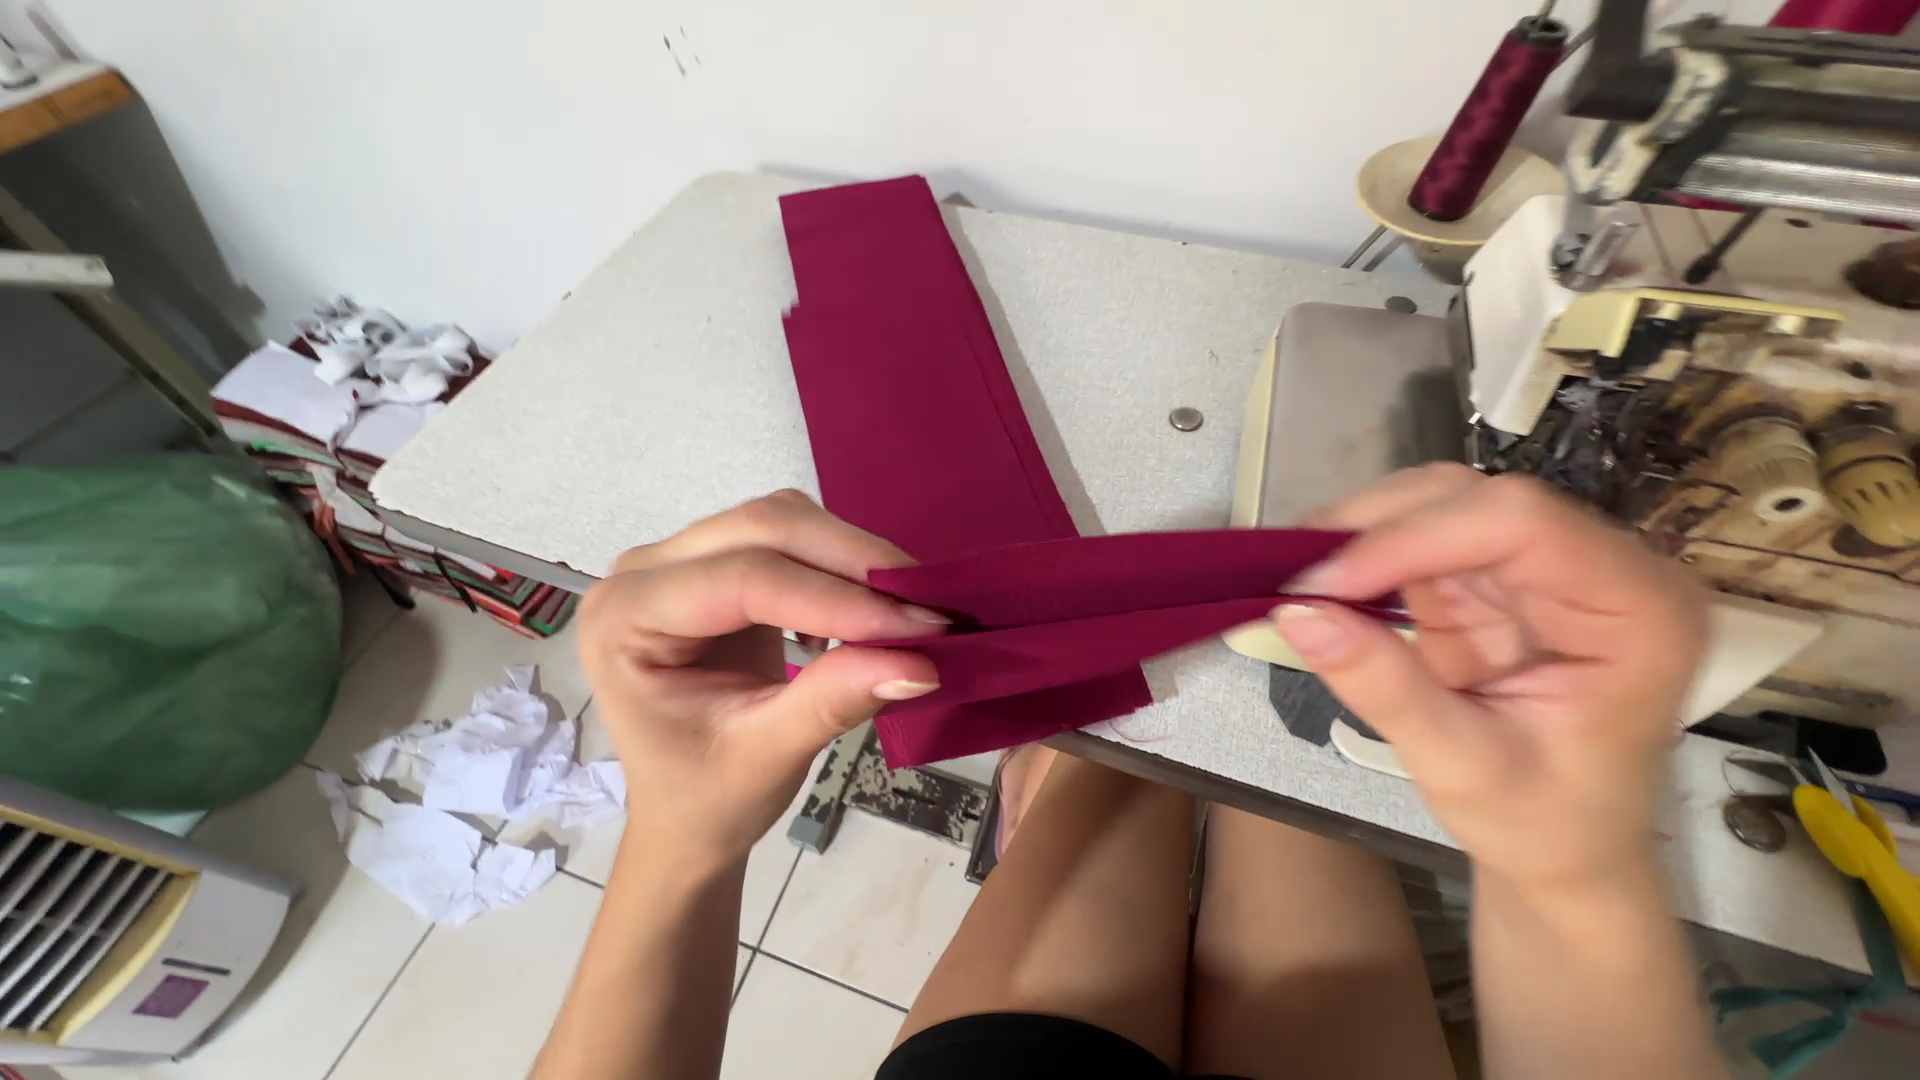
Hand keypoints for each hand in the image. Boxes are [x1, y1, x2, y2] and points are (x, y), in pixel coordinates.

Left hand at [577, 490, 946, 866]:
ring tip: (903, 606)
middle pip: (760, 528)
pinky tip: (861, 609)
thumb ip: (834, 700)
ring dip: (849, 555)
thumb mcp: (767, 757)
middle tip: (926, 603)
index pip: (742, 579)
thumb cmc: (706, 798)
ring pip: (779, 520)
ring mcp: (678, 562)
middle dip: (851, 561)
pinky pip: (787, 536)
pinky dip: (836, 563)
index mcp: (626, 621)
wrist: (686, 813)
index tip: (918, 627)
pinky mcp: (717, 565)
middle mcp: (642, 573)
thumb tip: (921, 661)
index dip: (835, 598)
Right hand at [1271, 464, 1707, 892]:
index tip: (1326, 584)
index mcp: (1634, 611)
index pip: (1521, 524)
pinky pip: (1416, 534)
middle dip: (1376, 526)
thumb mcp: (1461, 767)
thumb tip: (1296, 613)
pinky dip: (1360, 550)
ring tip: (1302, 576)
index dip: (1413, 538)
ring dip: (1361, 530)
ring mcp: (1539, 566)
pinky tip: (1324, 579)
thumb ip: (1384, 687)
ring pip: (1438, 501)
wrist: (1564, 847)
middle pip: (1474, 498)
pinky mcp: (1488, 576)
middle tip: (1297, 577)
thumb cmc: (1541, 821)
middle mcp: (1595, 567)